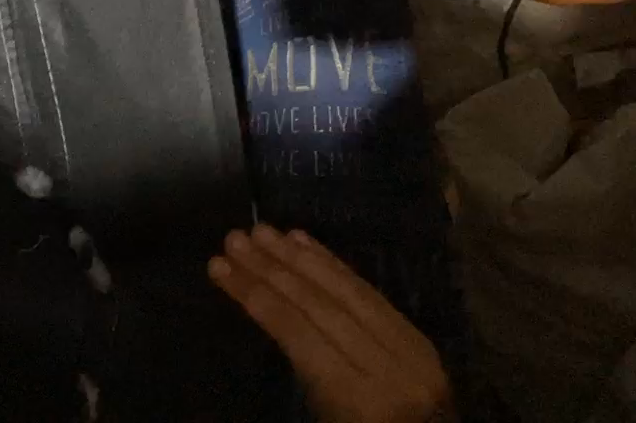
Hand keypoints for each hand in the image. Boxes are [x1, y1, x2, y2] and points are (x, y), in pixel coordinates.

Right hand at [211, 226, 450, 422]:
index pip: (297, 332)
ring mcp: (407, 351)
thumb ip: (301, 366)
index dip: (255, 294)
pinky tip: (304, 242)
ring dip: (298, 256)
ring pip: (344, 290)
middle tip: (234, 238)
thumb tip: (266, 303)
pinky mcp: (418, 339)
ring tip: (261, 231)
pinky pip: (369, 292)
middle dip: (271, 267)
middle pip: (318, 304)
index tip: (218, 266)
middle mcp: (385, 369)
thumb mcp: (323, 419)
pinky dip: (333, 264)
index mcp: (357, 400)